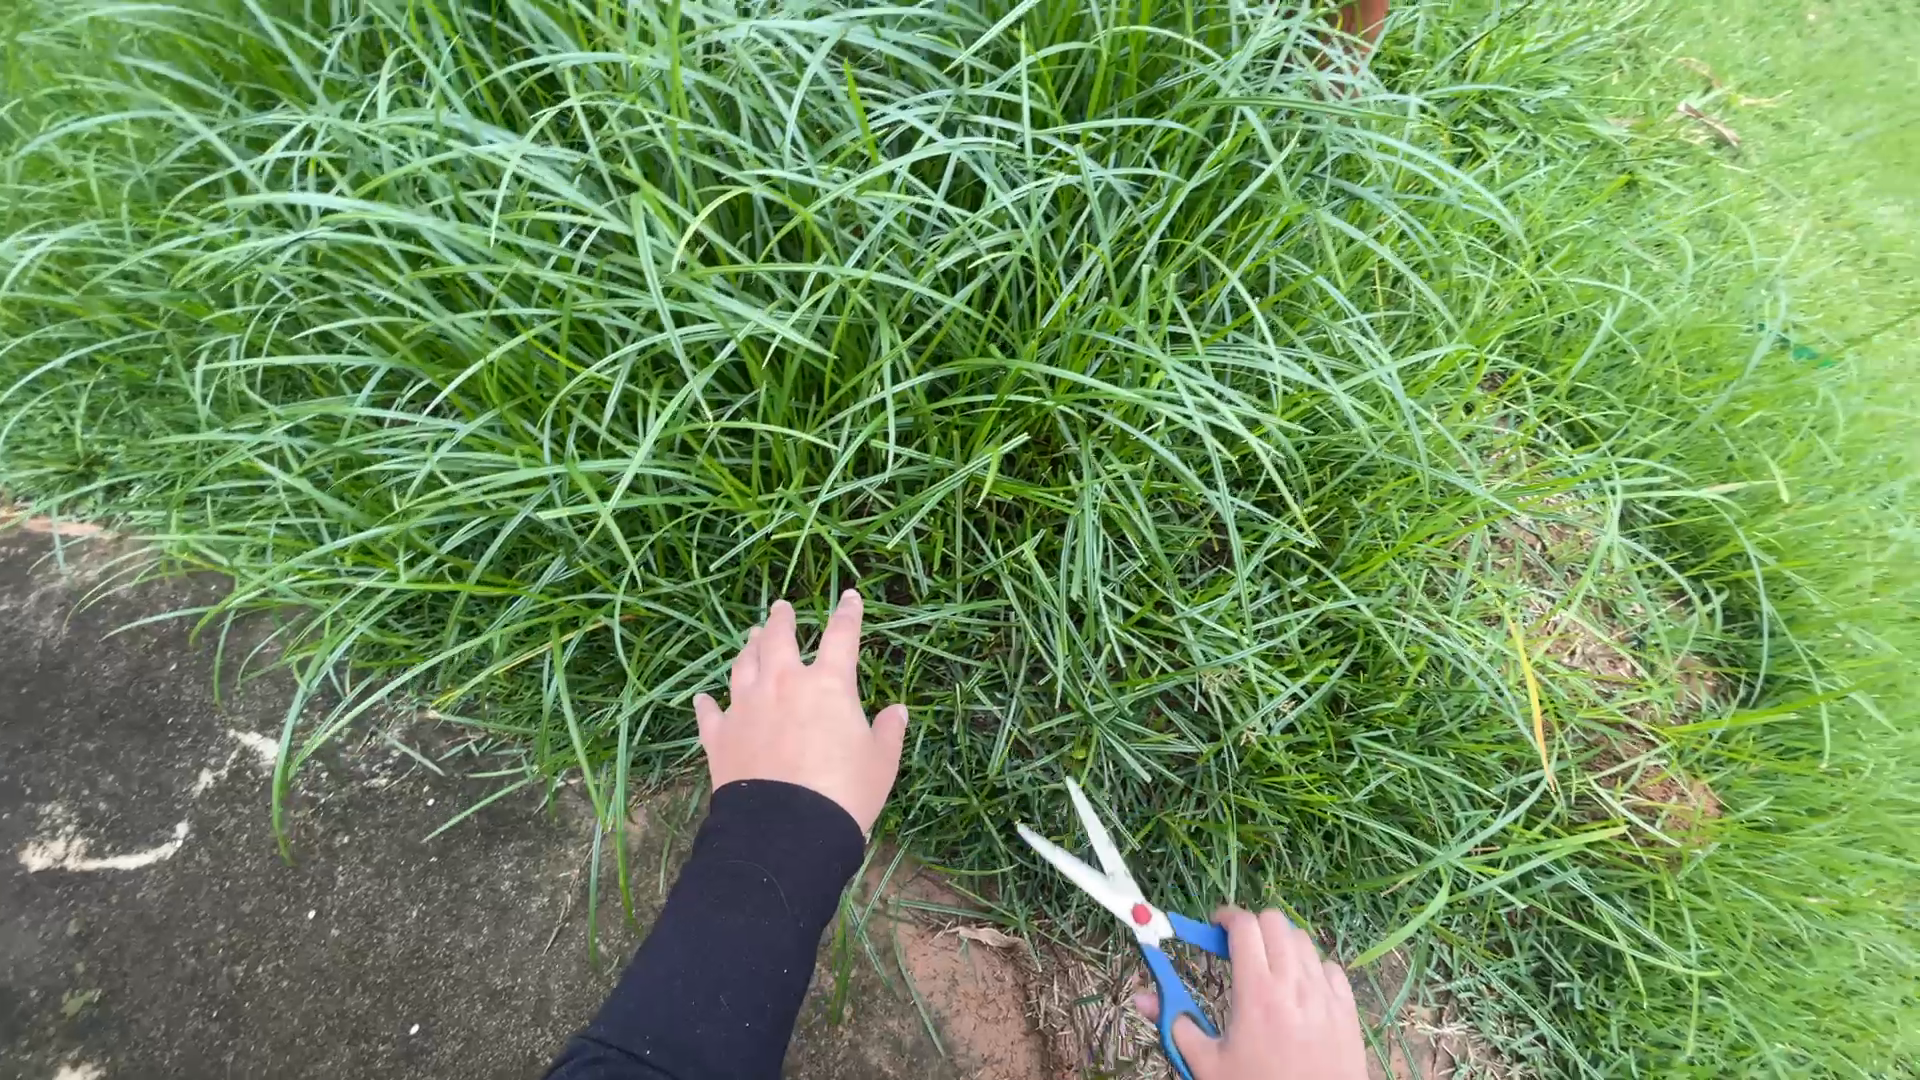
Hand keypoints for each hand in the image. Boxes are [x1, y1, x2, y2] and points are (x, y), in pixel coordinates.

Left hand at [693, 590, 907, 834]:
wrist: (787, 832)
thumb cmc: (845, 792)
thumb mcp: (881, 761)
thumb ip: (888, 731)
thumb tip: (897, 711)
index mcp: (828, 684)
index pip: (841, 635)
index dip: (847, 613)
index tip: (849, 596)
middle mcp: (784, 684)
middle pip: (778, 638)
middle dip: (781, 619)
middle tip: (781, 607)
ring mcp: (747, 707)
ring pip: (744, 665)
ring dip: (749, 648)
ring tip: (751, 637)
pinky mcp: (721, 737)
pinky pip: (710, 713)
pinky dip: (708, 703)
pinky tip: (703, 698)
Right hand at [1135, 908, 1366, 1079]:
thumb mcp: (1209, 1065)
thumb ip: (1174, 1024)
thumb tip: (1140, 997)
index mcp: (1257, 992)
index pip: (1244, 926)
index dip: (1226, 917)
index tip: (1214, 928)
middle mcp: (1294, 984)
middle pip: (1274, 922)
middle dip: (1253, 927)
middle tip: (1239, 949)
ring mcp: (1326, 997)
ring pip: (1303, 940)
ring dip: (1281, 944)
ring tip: (1269, 969)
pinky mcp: (1348, 1013)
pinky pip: (1331, 968)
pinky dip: (1313, 969)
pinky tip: (1301, 991)